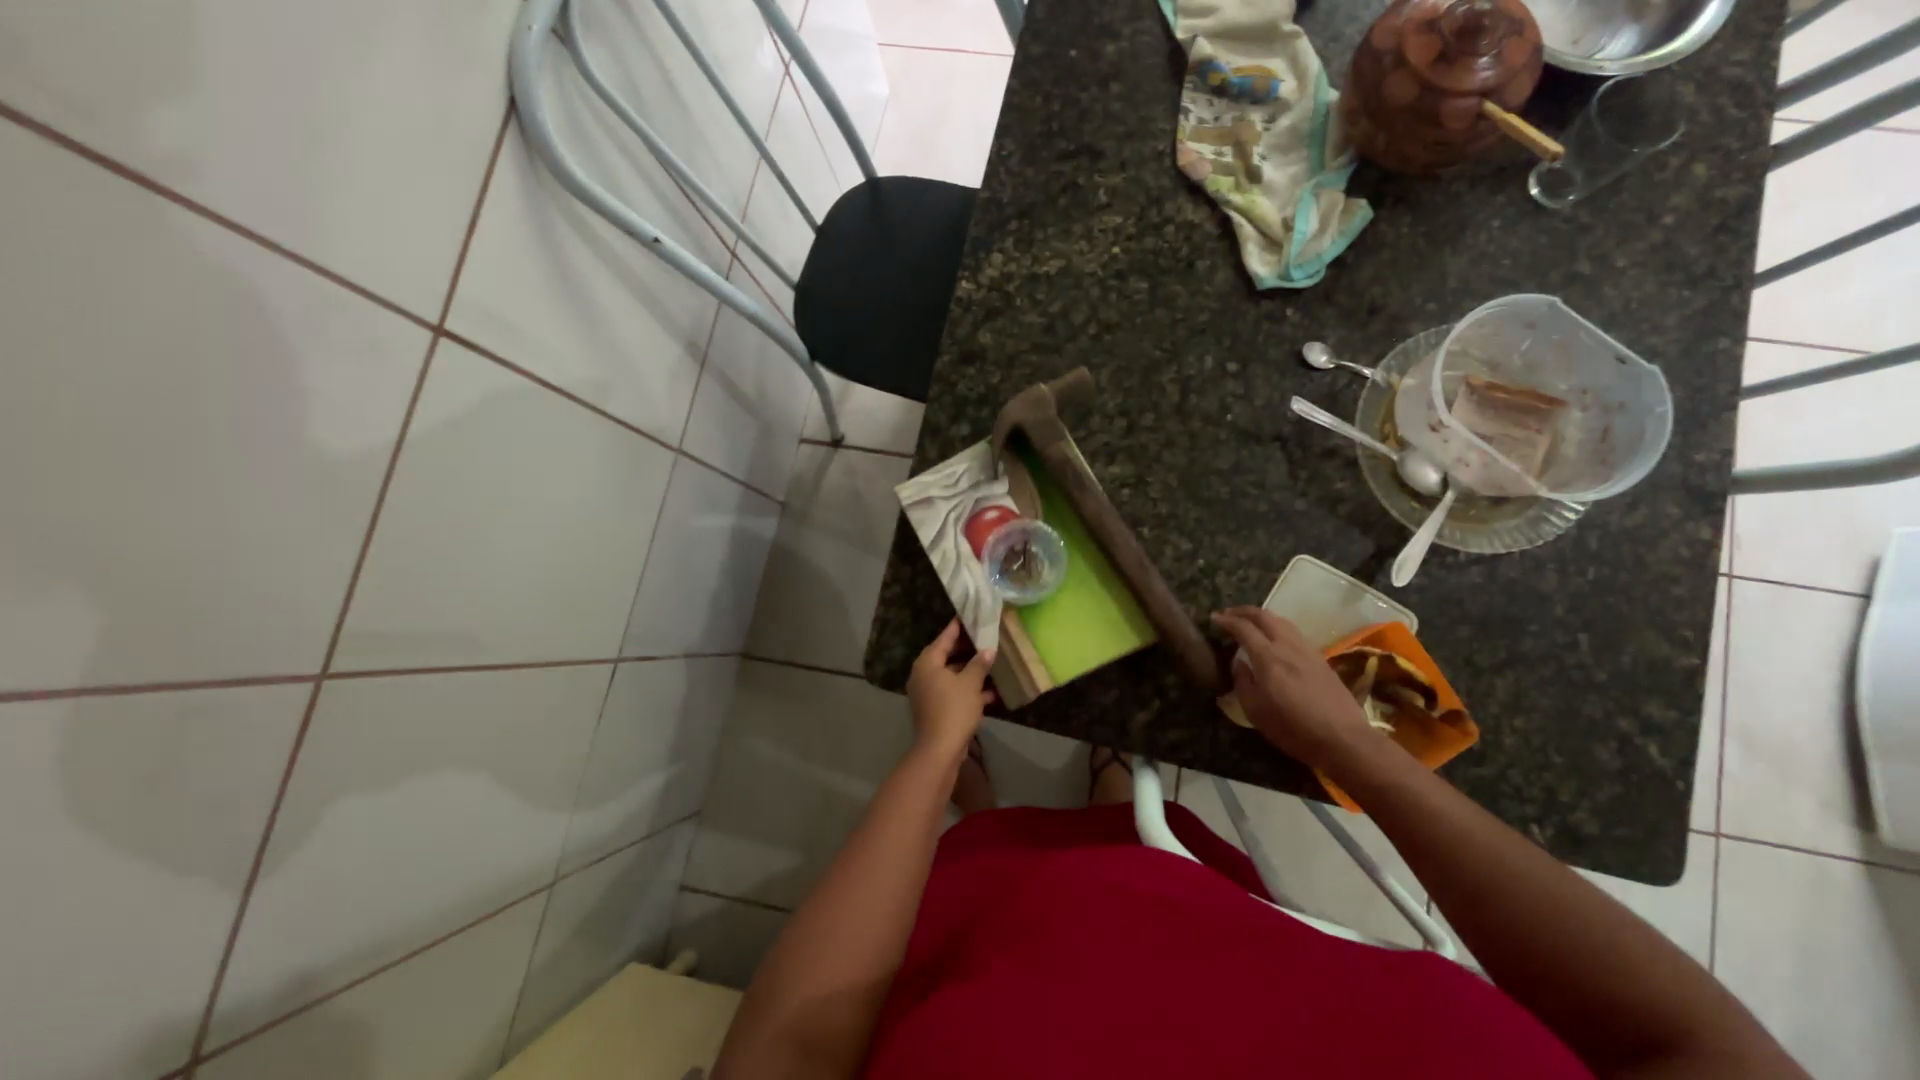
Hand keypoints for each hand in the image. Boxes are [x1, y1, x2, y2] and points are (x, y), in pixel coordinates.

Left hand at [906, 620, 995, 754]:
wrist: (940, 749)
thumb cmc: (953, 709)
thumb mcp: (970, 684)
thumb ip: (979, 664)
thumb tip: (988, 650)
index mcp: (927, 663)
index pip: (944, 638)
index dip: (958, 627)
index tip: (969, 616)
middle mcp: (923, 674)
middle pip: (947, 656)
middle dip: (968, 650)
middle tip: (985, 638)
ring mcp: (928, 693)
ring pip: (952, 676)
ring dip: (971, 672)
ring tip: (992, 663)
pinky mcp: (935, 708)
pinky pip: (953, 692)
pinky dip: (969, 691)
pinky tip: (992, 692)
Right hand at [1211, 606, 1375, 769]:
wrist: (1342, 738)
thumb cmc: (1292, 728)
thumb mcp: (1256, 711)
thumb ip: (1243, 682)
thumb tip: (1239, 663)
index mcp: (1268, 658)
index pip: (1244, 628)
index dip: (1227, 620)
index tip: (1214, 618)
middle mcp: (1288, 646)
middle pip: (1265, 616)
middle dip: (1244, 611)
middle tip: (1229, 614)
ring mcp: (1307, 650)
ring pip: (1282, 621)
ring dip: (1263, 617)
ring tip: (1251, 623)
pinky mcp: (1320, 658)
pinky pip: (1294, 633)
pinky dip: (1278, 627)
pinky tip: (1275, 639)